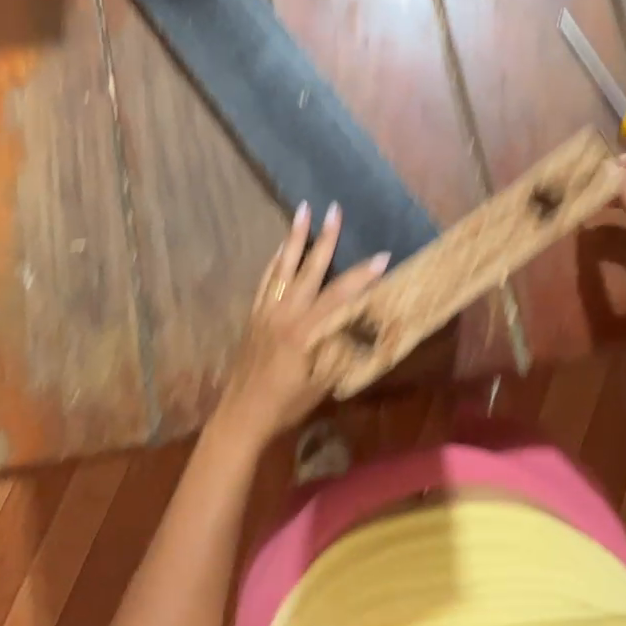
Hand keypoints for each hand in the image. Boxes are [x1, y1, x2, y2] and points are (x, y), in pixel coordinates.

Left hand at [212, 202, 389, 449]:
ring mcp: (266, 311)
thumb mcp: (322, 384)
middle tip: (335, 210)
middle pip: (309, 269)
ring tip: (304, 210)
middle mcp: (284, 313)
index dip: (362, 276)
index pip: (339, 296)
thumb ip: (341, 352)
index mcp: (304, 331)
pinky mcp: (254, 315)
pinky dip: (275, 261)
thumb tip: (364, 327)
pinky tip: (282, 247)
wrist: (241, 416)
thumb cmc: (286, 405)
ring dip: (295, 238)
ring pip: (284, 267)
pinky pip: (266, 280)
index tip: (383, 257)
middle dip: (325, 238)